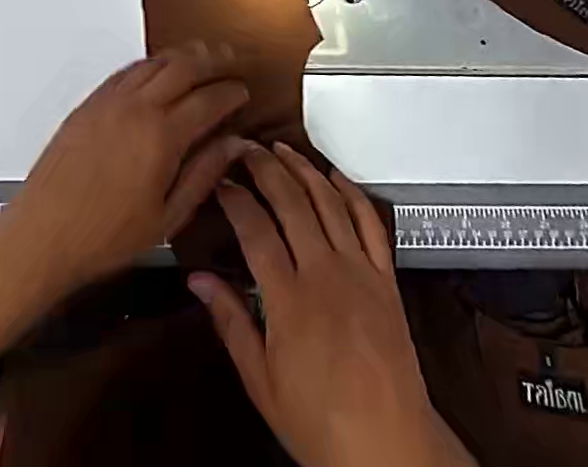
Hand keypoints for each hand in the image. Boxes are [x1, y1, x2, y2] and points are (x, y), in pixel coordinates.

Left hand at [0, 42, 251, 353]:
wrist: (42, 237)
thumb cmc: (104, 237)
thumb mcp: (168, 217)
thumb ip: (205, 173)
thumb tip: (234, 145)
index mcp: (162, 137)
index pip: (209, 99)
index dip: (231, 92)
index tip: (242, 92)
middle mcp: (137, 109)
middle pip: (185, 65)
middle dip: (214, 58)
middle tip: (231, 58)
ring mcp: (110, 102)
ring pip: (155, 61)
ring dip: (183, 54)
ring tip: (202, 54)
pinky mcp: (89, 104)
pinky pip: (126, 70)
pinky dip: (150, 63)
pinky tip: (158, 68)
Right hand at [190, 144, 475, 466]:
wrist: (388, 444)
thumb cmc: (321, 422)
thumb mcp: (261, 380)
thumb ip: (230, 321)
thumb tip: (199, 282)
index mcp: (290, 299)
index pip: (255, 228)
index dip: (235, 198)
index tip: (221, 181)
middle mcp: (326, 273)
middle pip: (291, 201)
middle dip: (264, 168)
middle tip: (246, 149)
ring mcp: (360, 270)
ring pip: (328, 201)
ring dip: (303, 169)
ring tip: (282, 149)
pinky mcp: (385, 277)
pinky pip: (369, 221)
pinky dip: (351, 192)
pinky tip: (335, 176)